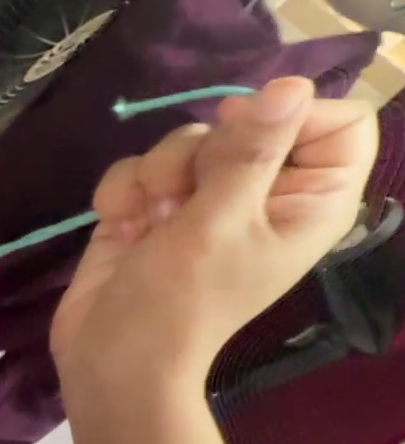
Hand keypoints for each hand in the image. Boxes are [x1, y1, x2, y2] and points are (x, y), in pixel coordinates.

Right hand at [51, 77, 377, 393]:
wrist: (110, 359)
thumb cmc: (177, 302)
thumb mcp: (218, 226)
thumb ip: (251, 154)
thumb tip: (287, 85)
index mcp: (307, 198)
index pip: (333, 122)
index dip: (287, 118)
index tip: (239, 135)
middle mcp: (257, 194)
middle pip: (243, 128)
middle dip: (199, 153)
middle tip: (180, 196)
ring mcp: (195, 206)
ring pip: (181, 147)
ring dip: (153, 174)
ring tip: (144, 217)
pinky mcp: (143, 215)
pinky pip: (134, 173)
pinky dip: (120, 193)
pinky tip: (117, 222)